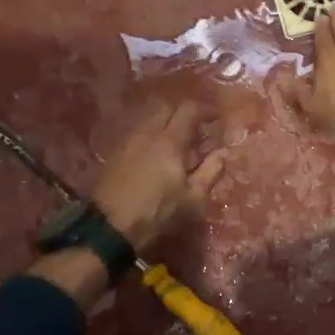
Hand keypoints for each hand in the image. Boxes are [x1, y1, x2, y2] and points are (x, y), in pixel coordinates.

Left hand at [91, 101, 226, 248]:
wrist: (109, 226)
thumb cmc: (157, 211)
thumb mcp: (192, 197)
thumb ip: (211, 171)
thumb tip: (225, 152)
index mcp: (170, 140)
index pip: (189, 109)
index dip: (205, 110)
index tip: (217, 118)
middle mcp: (147, 132)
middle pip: (166, 107)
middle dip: (183, 114)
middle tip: (196, 131)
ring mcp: (128, 140)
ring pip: (149, 119)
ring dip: (165, 125)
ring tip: (176, 146)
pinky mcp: (115, 152)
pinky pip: (137, 133)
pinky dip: (151, 136)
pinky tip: (155, 156)